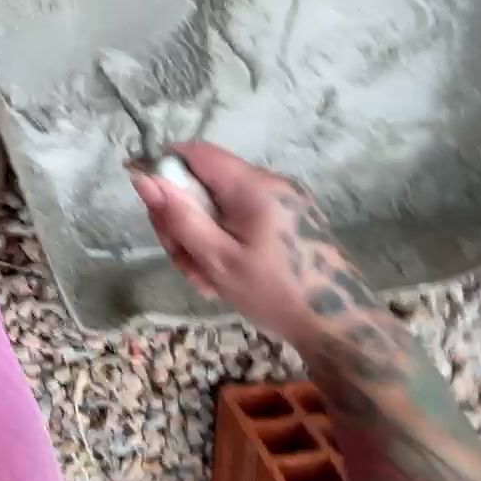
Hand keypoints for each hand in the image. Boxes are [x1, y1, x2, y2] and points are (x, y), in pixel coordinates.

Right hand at [128, 142, 380, 344]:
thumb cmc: (274, 292)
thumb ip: (177, 216)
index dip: (161, 167)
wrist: (336, 327)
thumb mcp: (215, 258)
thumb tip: (143, 178)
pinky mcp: (284, 218)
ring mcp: (280, 201)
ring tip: (202, 274)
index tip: (145, 199)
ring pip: (213, 202)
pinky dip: (217, 237)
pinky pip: (234, 216)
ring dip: (196, 234)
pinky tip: (219, 270)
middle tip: (180, 256)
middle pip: (201, 181)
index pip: (195, 153)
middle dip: (179, 216)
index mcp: (255, 188)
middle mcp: (270, 184)